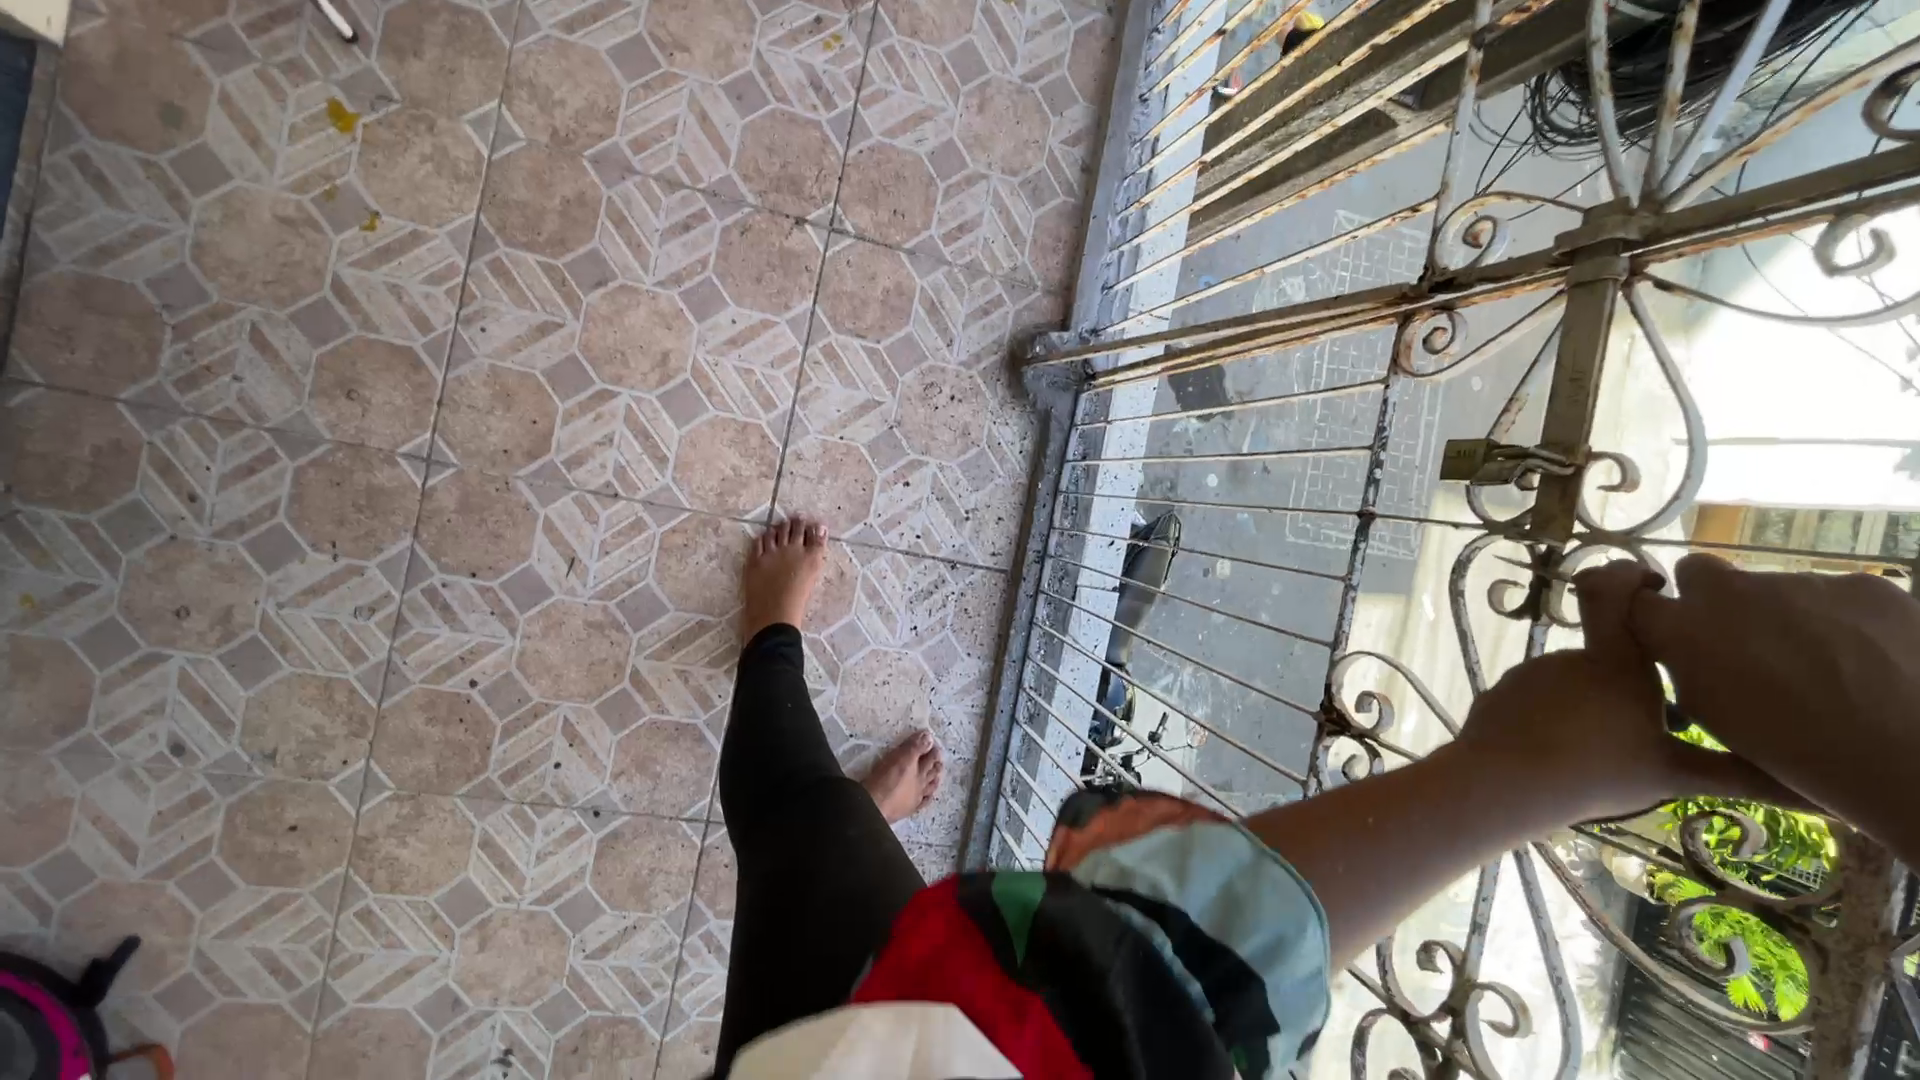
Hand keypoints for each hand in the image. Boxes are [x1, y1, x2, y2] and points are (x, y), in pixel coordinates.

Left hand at [1453, 560, 1797, 822]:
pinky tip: (1562, 752)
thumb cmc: (1596, 771)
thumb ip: (1736, 775)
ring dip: (1590, 706)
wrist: (1503, 781)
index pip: (1613, 593)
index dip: (1628, 579)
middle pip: (1606, 658)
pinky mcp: (1501, 694)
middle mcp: (1570, 659)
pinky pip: (1537, 701)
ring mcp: (1529, 674)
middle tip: (1646, 726)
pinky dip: (1553, 719)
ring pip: (1572, 684)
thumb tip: (1812, 793)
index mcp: (1615, 663)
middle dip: (1627, 684)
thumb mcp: (1673, 774)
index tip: (1651, 586)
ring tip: (1603, 749)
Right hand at [1627, 554, 1919, 862]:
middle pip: (1700, 572)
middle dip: (1714, 597)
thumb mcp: (1707, 709)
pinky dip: (1846, 617)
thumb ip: (1684, 660)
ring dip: (1787, 613)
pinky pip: (1840, 592)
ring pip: (1777, 587)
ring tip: (1827, 662)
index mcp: (1678, 627)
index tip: (1670, 630)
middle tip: (1747, 640)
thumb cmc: (1789, 748)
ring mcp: (1798, 581)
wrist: (1911, 758)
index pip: (1636, 597)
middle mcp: (1726, 591)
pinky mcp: (1864, 583)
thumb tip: (1686, 641)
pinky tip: (1871, 656)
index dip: (1653, 611)